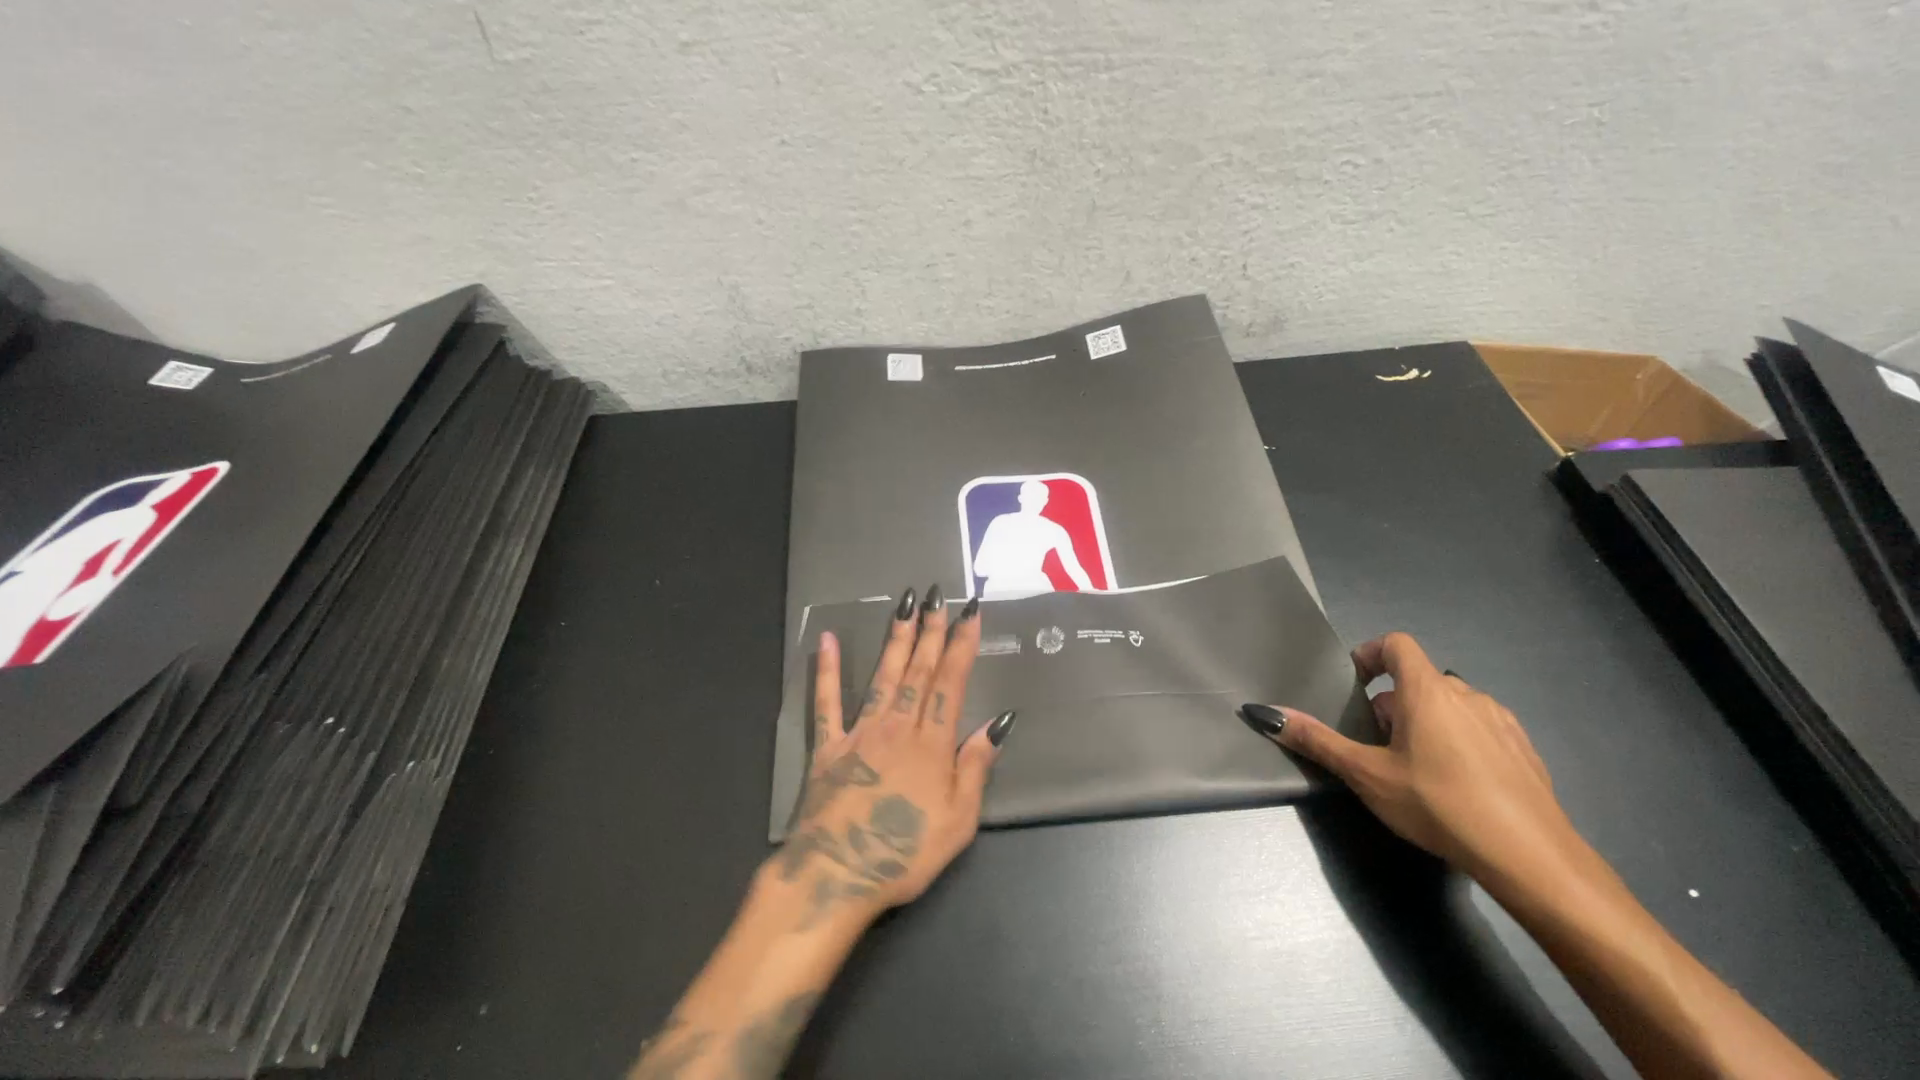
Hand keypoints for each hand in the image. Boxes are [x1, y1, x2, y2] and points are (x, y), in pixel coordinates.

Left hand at [766, 586, 1014, 929]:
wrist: (836, 875)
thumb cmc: (904, 854)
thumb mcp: (958, 821)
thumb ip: (975, 769)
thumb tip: (997, 724)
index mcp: (932, 745)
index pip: (951, 684)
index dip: (961, 646)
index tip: (970, 612)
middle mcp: (897, 728)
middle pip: (919, 671)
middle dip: (931, 631)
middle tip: (938, 595)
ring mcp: (859, 734)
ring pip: (883, 676)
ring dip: (895, 639)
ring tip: (904, 604)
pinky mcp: (828, 748)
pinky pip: (827, 703)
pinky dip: (827, 670)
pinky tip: (827, 641)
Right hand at [1247, 632, 1583, 888]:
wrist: (1528, 854)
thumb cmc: (1437, 804)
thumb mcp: (1366, 775)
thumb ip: (1317, 741)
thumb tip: (1265, 713)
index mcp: (1427, 691)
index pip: (1395, 644)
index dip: (1369, 656)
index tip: (1354, 688)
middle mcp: (1466, 694)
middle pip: (1418, 681)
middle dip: (1391, 706)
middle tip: (1375, 749)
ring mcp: (1501, 721)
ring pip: (1450, 708)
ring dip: (1425, 725)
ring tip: (1414, 772)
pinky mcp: (1523, 749)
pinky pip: (1479, 731)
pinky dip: (1459, 744)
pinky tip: (1455, 787)